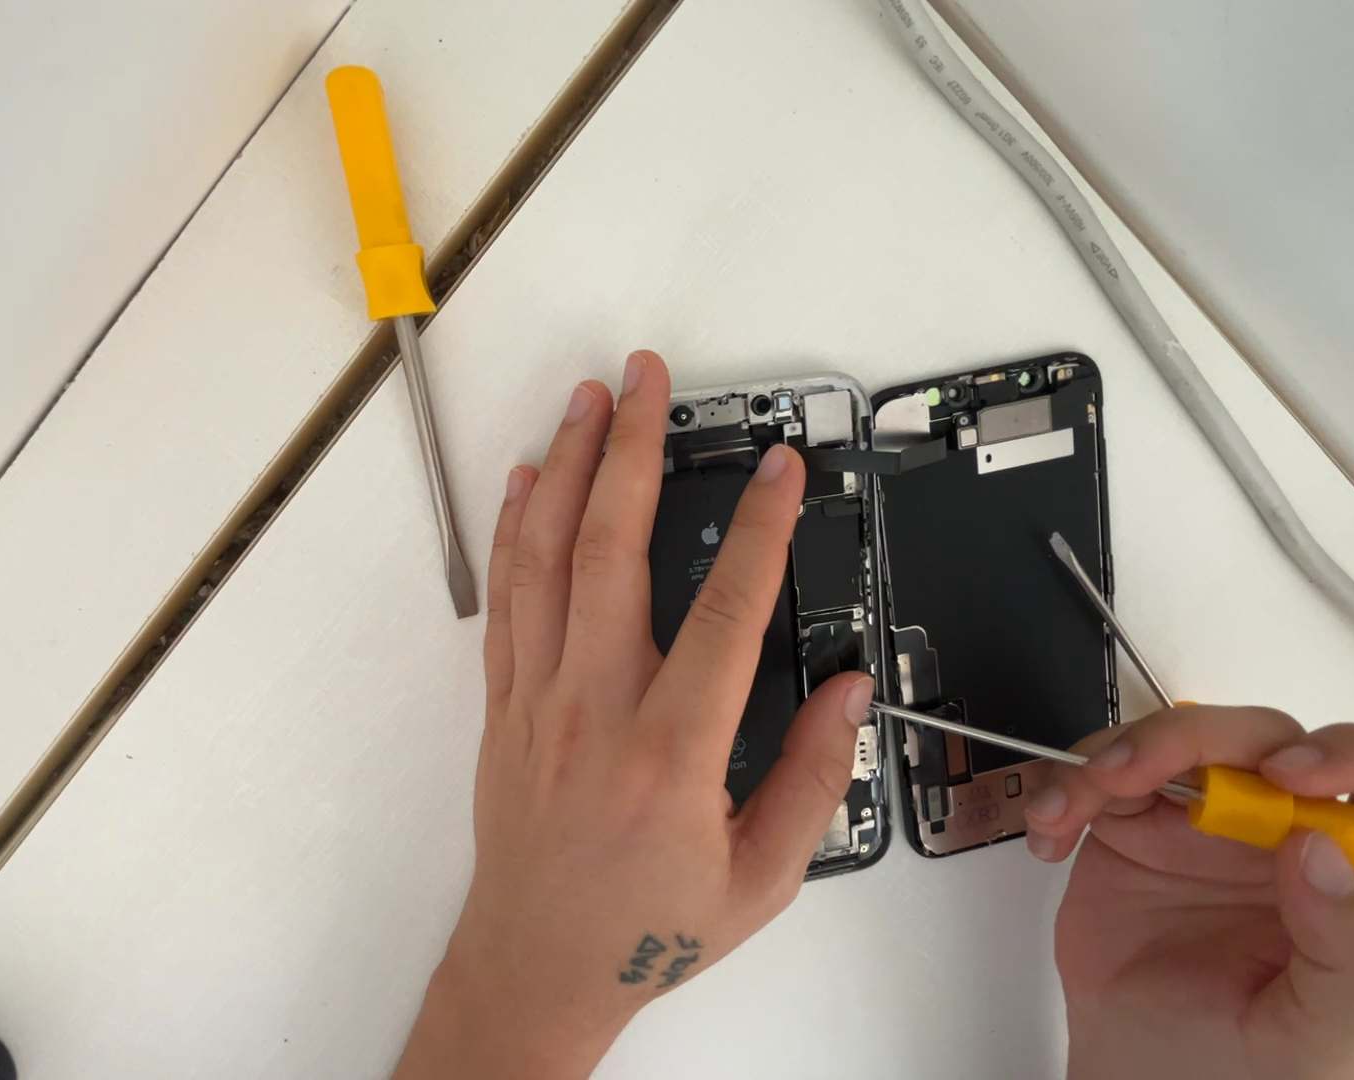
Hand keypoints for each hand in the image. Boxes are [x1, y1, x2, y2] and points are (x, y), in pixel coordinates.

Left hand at [392, 351, 873, 1079]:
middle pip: (611, 548)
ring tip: (587, 402)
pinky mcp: (503, 699)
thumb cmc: (645, 927)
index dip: (761, 529)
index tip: (779, 468)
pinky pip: (506, 596)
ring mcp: (538, 694)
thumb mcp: (761, 878)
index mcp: (672, 749)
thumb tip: (849, 693)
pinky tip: (528, 480)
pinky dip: (514, 528)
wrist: (535, 964)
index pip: (727, 613)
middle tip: (646, 382)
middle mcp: (595, 705)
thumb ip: (813, 779)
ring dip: (568, 467)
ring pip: (546, 556)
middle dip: (635, 450)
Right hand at [1025, 707, 1353, 1079]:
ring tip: (1063, 813)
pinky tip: (1048, 836)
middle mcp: (1285, 835)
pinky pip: (1092, 776)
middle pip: (1259, 740)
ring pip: (1167, 742)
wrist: (1134, 1069)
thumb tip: (1317, 846)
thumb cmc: (1246, 1072)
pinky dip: (1059, 791)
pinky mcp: (1127, 823)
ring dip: (1103, 760)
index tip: (1290, 773)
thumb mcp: (1327, 1037)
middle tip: (1126, 776)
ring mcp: (1199, 823)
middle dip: (1185, 741)